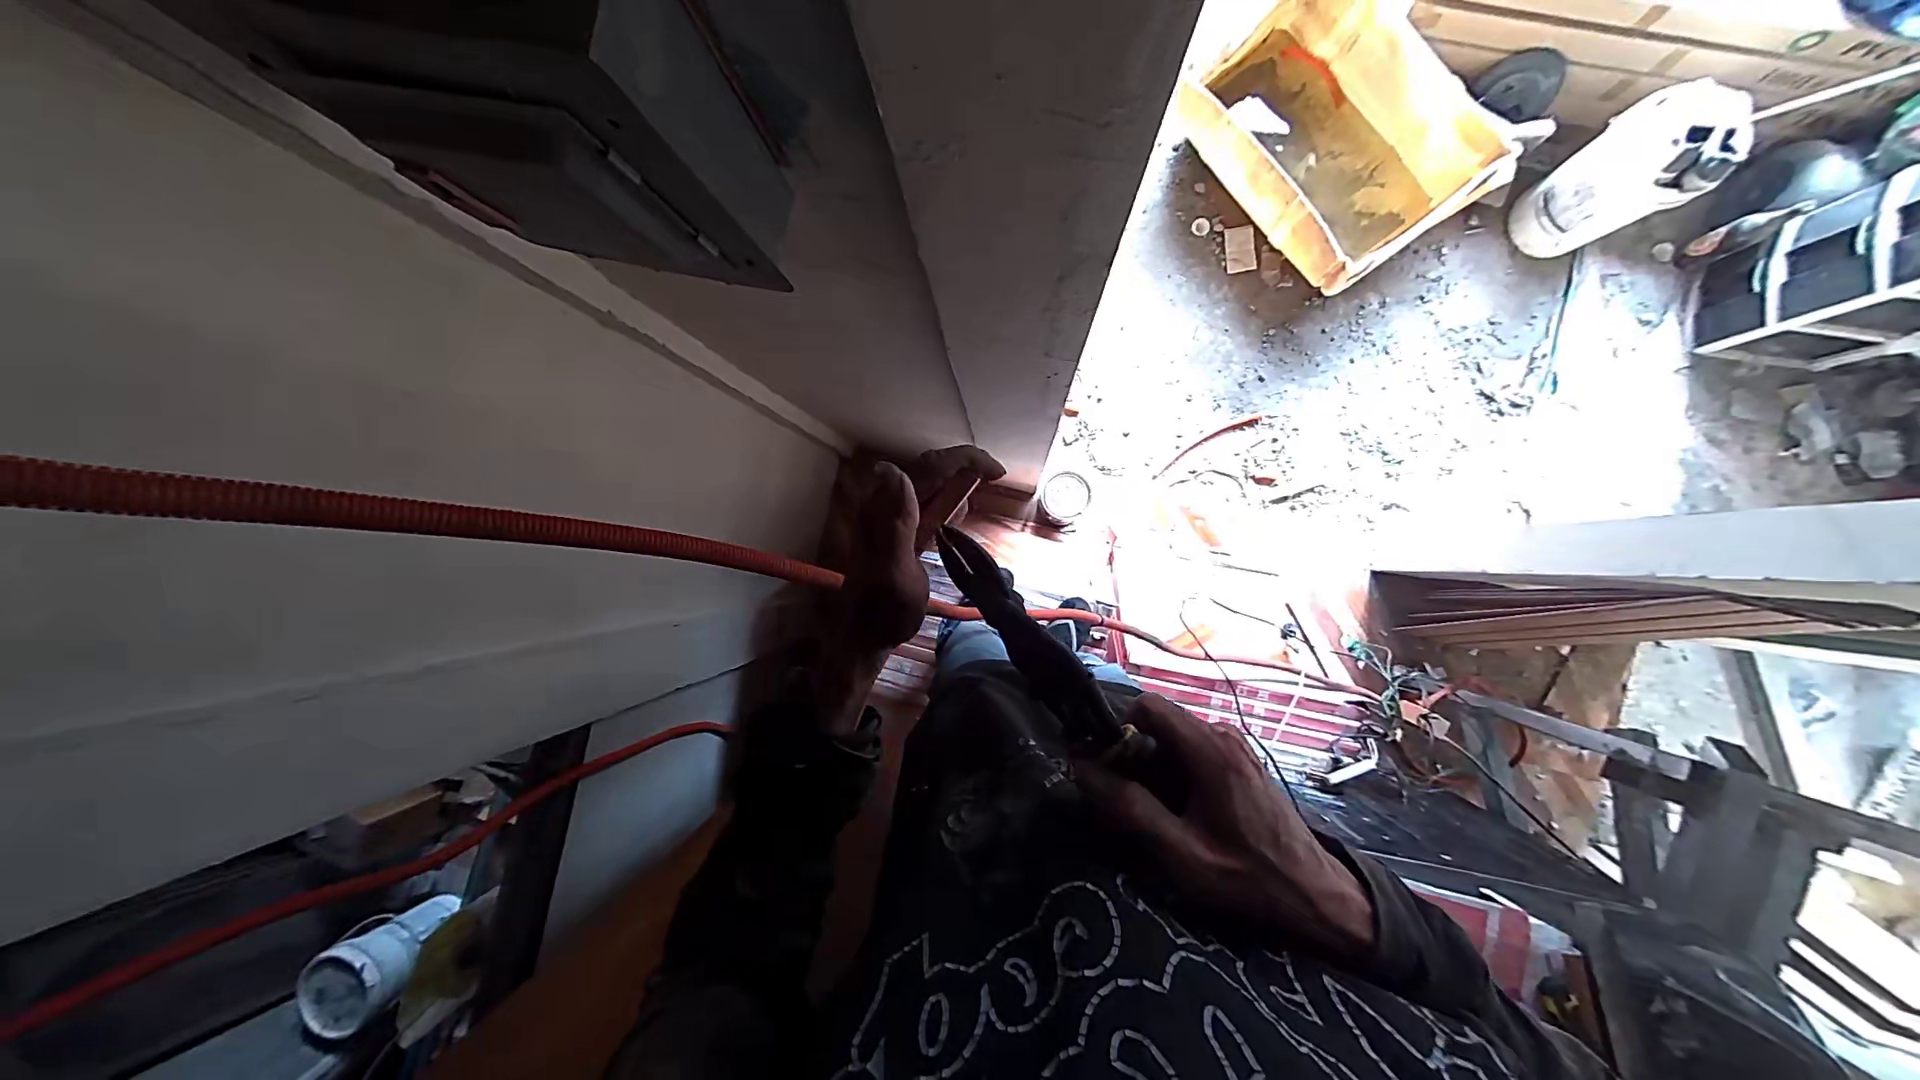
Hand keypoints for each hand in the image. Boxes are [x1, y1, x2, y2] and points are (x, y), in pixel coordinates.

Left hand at [828, 445, 1005, 653]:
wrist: (866, 636)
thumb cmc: (882, 611)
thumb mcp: (892, 571)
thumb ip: (895, 523)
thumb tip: (895, 470)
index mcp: (886, 509)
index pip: (928, 467)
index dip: (964, 460)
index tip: (996, 471)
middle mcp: (886, 506)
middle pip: (931, 468)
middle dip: (964, 466)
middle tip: (996, 476)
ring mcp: (892, 518)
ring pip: (931, 484)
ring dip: (958, 482)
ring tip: (982, 491)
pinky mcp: (899, 532)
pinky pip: (928, 504)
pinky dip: (949, 501)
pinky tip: (958, 515)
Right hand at [1076, 694, 1375, 956]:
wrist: (1316, 894)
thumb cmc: (1248, 876)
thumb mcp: (1182, 852)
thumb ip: (1130, 808)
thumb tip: (1083, 770)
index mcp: (1210, 749)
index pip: (1147, 705)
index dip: (1119, 730)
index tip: (1111, 770)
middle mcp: (1222, 735)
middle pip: (1157, 723)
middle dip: (1134, 755)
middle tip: (1130, 801)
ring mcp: (1234, 745)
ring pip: (1172, 737)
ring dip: (1153, 767)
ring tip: (1157, 813)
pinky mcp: (1238, 759)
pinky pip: (1191, 749)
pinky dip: (1174, 771)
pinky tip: (1181, 811)